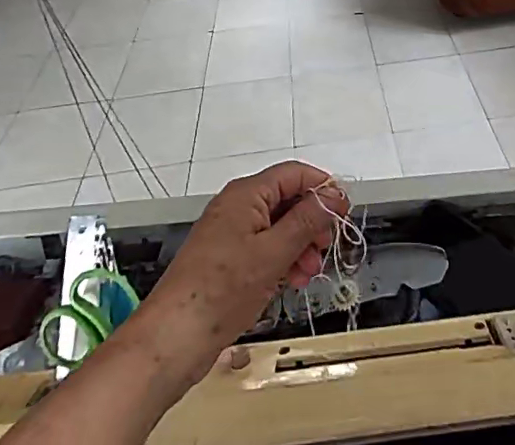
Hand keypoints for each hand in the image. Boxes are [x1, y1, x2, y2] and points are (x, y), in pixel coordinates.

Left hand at [146, 161, 346, 348]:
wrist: (171, 341)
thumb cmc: (218, 292)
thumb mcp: (274, 252)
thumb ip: (308, 219)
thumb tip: (333, 194)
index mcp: (246, 195)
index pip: (295, 174)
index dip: (323, 189)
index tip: (343, 211)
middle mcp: (237, 207)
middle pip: (288, 199)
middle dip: (312, 222)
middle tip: (325, 247)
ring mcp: (231, 234)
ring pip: (279, 226)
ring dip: (300, 245)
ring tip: (307, 272)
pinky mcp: (226, 259)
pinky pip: (265, 247)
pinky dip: (283, 259)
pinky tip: (290, 280)